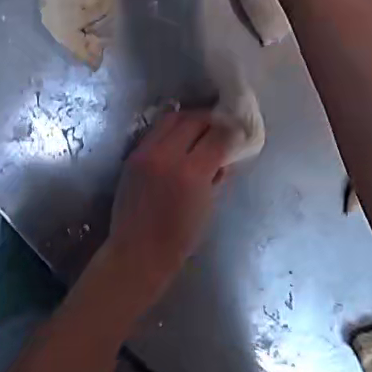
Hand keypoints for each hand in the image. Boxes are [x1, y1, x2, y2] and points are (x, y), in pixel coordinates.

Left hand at [100, 109, 233, 296]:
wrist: (137, 253)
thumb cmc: (179, 238)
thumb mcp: (208, 206)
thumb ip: (217, 176)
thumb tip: (225, 155)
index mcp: (191, 173)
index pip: (218, 136)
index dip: (232, 132)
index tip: (238, 133)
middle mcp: (167, 156)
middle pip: (194, 120)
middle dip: (211, 120)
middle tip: (221, 126)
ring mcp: (146, 153)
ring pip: (172, 118)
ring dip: (190, 119)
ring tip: (200, 127)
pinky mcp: (133, 156)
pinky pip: (156, 131)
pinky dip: (172, 129)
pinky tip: (180, 138)